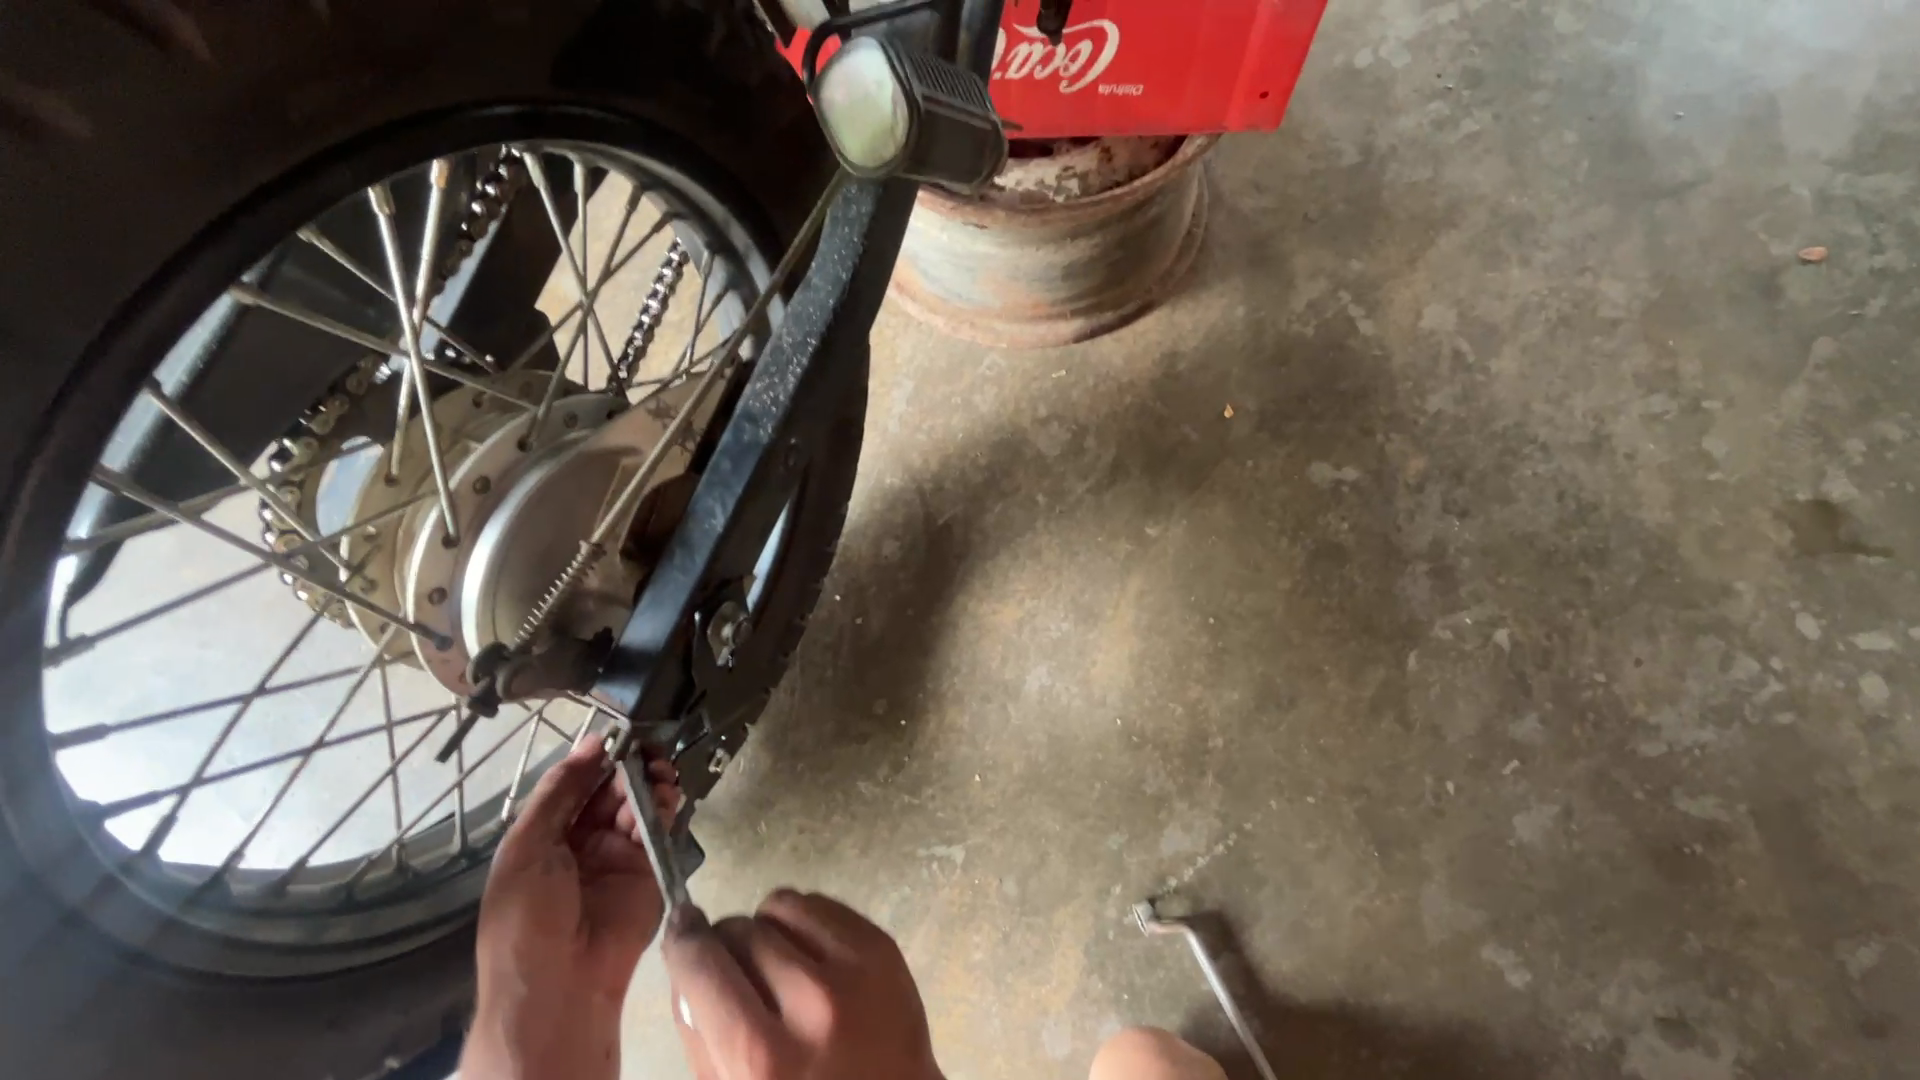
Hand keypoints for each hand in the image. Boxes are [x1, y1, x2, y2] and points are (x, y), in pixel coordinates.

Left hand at [461, 733, 677, 1079]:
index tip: (618, 735)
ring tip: (660, 775)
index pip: (576, 786)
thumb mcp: (526, 847)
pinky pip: (659, 829)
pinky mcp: (649, 868)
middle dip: (629, 767)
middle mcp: (583, 840)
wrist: (560, 982)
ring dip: (649, 783)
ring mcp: (618, 854)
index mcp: (546, 835)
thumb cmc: (527, 914)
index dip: (596, 760)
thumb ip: (559, 792)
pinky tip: (668, 796)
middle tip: (647, 752)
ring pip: (638, 805)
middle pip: (611, 791)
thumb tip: (591, 742)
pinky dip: (666, 807)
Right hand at [663, 890, 943, 1079]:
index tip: (681, 930)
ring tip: (775, 962)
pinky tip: (808, 955)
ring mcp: (854, 968)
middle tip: (736, 970)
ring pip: (780, 904)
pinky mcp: (882, 944)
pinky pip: (820, 902)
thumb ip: (698, 1030)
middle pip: (741, 929)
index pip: (701, 964)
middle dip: (728, 944)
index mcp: (763, 1058)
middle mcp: (811, 1004)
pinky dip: (803, 920)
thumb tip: (685, 953)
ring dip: (767, 926)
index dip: (683, 942)